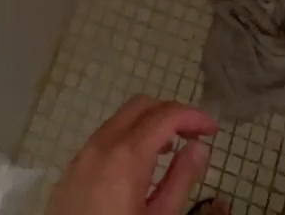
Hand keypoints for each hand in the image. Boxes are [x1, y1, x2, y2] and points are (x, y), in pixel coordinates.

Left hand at [47, 96, 218, 214]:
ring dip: (148, 122)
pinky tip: (139, 163)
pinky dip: (127, 136)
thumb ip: (181, 179)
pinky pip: (103, 137)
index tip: (213, 129)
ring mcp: (82, 154)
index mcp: (127, 154)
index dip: (193, 115)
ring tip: (170, 147)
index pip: (166, 115)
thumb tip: (199, 147)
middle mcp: (102, 144)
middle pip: (142, 105)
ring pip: (120, 118)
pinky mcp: (71, 169)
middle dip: (171, 112)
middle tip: (193, 133)